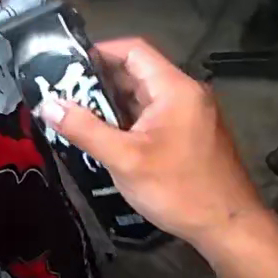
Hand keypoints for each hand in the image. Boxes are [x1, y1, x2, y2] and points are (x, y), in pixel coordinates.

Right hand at [35, 37, 269, 249]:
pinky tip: (106, 137)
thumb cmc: (178, 189)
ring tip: (77, 115)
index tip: (67, 65)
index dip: (99, 51)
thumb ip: (85, 129)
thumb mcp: (125, 159)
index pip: (133, 50)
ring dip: (113, 103)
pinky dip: (129, 120)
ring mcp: (190, 114)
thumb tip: (48, 105)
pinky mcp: (190, 134)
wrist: (229, 226)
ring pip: (144, 97)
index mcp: (174, 88)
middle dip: (100, 81)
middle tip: (64, 94)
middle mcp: (186, 93)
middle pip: (138, 72)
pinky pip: (153, 116)